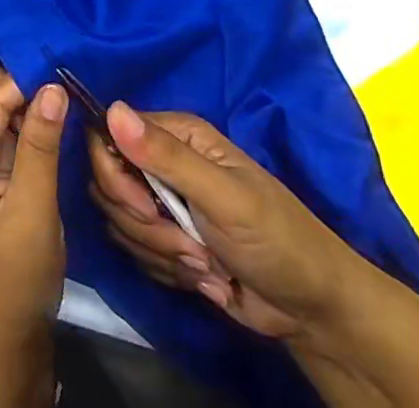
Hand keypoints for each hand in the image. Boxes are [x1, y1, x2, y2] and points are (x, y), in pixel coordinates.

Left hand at [0, 60, 69, 334]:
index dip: (27, 83)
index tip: (68, 79)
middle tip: (60, 101)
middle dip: (18, 84)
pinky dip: (25, 116)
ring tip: (62, 109)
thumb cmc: (17, 275)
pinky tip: (53, 124)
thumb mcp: (34, 210)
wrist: (7, 325)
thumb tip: (54, 86)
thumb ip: (42, 145)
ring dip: (23, 99)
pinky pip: (1, 122)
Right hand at [89, 104, 379, 345]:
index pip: (107, 136)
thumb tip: (113, 109)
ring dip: (159, 250)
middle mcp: (161, 161)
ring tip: (205, 261)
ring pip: (118, 220)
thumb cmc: (277, 239)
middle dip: (142, 222)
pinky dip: (165, 267)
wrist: (311, 309)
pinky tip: (203, 274)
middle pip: (107, 181)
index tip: (145, 207)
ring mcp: (161, 201)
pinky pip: (133, 248)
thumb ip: (166, 156)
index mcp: (177, 135)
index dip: (113, 173)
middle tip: (187, 242)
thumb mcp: (224, 196)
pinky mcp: (162, 238)